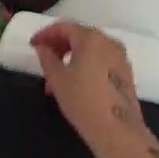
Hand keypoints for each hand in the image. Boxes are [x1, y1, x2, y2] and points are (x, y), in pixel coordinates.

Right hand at [29, 21, 145, 153]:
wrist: (116, 130)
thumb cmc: (82, 99)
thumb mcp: (56, 78)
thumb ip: (47, 57)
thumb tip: (43, 48)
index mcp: (91, 38)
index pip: (64, 27)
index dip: (45, 34)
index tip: (32, 45)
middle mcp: (109, 42)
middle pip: (79, 36)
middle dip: (58, 46)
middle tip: (43, 59)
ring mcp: (120, 57)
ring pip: (90, 49)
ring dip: (71, 57)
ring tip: (55, 77)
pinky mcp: (126, 73)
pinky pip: (101, 60)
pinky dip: (85, 64)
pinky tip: (75, 82)